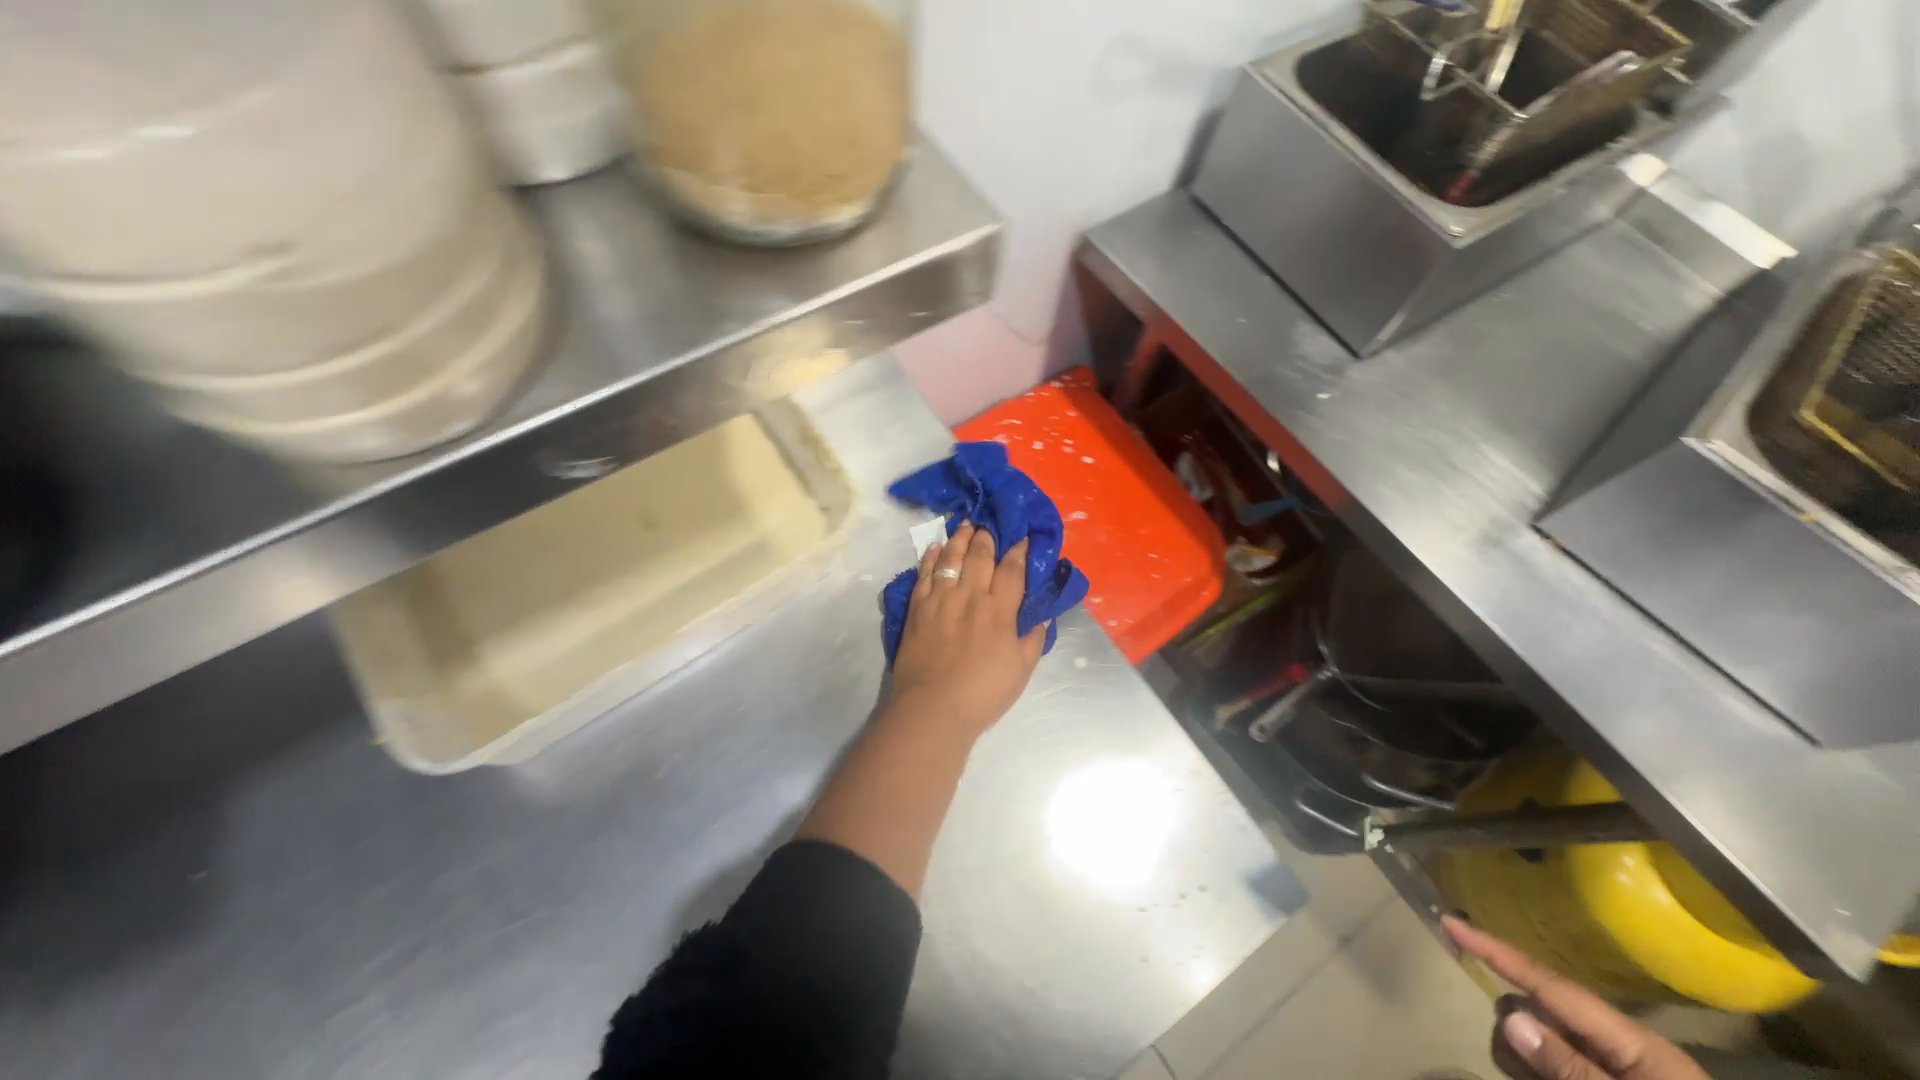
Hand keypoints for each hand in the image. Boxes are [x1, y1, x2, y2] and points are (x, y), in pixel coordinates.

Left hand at [889, 522, 1045, 739]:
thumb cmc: (983, 693)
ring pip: (951, 559)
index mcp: (999, 610)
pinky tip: (935, 548)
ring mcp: (940, 600)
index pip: (1012, 570)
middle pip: (979, 556)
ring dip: (959, 539)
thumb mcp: (1021, 670)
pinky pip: (924, 574)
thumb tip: (1040, 616)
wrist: (933, 707)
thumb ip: (1032, 640)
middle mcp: (970, 596)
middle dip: (987, 538)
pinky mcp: (917, 609)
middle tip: (990, 527)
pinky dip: (931, 558)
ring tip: (965, 525)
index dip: (1019, 551)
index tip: (1022, 538)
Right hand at [1442, 916, 1710, 1079]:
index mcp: (1632, 1042)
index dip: (1497, 951)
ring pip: (1531, 1041)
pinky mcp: (1590, 1079)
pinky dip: (1534, 1072)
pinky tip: (1538, 1079)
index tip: (1451, 921)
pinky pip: (1542, 1065)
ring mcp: (1602, 1068)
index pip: (1552, 984)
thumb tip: (1510, 1016)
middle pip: (1535, 1011)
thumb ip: (1572, 1068)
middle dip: (1515, 1032)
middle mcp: (1613, 1046)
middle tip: (1527, 1075)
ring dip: (1524, 1062)